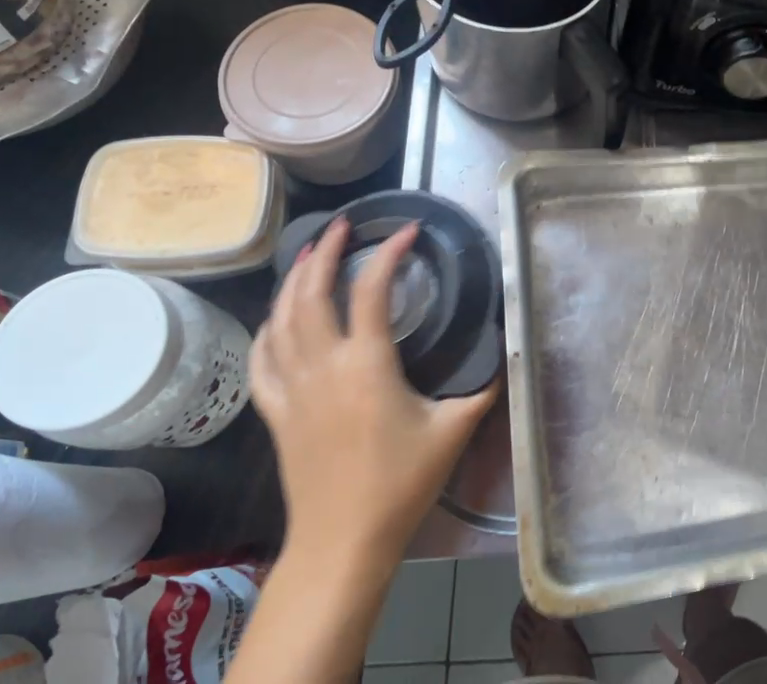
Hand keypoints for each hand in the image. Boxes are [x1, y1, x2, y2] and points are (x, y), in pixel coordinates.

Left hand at [251, 218, 498, 568]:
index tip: (407, 232)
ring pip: (281, 319)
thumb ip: (481, 387)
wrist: (343, 539)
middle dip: (325, 252)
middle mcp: (323, 365)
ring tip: (308, 256)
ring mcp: (291, 388)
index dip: (389, 253)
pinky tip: (275, 319)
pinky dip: (267, 329)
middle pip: (311, 292)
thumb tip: (505, 356)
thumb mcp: (453, 431)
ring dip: (293, 281)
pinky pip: (261, 359)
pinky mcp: (274, 412)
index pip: (372, 289)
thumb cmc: (401, 483)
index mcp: (368, 363)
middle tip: (343, 227)